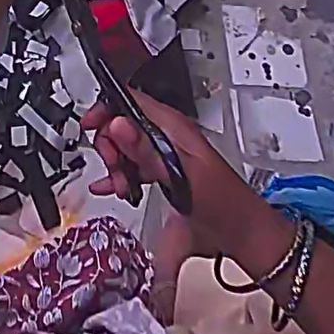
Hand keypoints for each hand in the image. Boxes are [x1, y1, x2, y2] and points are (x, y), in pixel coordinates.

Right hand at [81, 88, 225, 199]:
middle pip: (121, 124)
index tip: (91, 125)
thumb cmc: (223, 203)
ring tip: (120, 183)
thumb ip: (145, 150)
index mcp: (172, 126)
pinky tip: (112, 185)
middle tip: (113, 165)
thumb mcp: (178, 175)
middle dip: (110, 144)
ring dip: (115, 164)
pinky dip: (120, 174)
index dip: (106, 109)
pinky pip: (132, 163)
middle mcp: (167, 134)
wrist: (242, 233)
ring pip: (124, 146)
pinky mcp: (162, 169)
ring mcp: (163, 151)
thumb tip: (118, 124)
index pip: (130, 100)